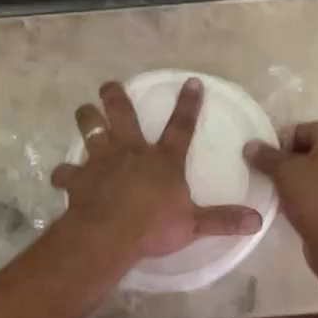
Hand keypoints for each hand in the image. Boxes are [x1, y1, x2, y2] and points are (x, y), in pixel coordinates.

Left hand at [53, 77, 263, 261]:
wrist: (108, 235)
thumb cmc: (153, 227)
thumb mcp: (193, 225)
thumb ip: (223, 220)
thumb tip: (257, 220)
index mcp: (162, 160)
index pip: (180, 126)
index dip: (188, 104)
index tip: (192, 82)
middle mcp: (131, 151)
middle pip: (122, 115)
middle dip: (116, 96)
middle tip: (109, 84)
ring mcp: (101, 161)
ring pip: (91, 130)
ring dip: (87, 119)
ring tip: (84, 111)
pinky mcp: (78, 179)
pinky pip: (66, 172)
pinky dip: (63, 173)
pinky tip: (60, 175)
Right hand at [244, 123, 317, 253]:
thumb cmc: (314, 198)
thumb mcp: (285, 172)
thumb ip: (266, 156)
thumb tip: (250, 145)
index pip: (310, 128)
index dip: (287, 134)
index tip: (268, 150)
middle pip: (311, 150)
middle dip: (287, 157)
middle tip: (266, 167)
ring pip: (312, 174)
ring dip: (291, 178)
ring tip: (271, 186)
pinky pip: (315, 193)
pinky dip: (299, 195)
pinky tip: (282, 205)